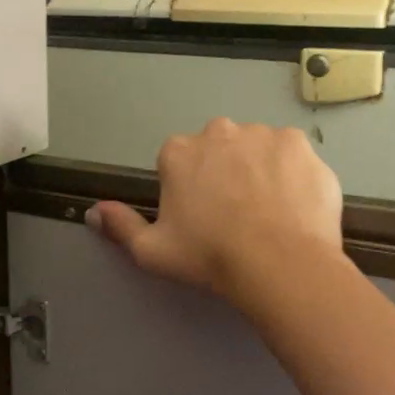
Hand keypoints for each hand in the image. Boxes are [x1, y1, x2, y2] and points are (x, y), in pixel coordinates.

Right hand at [87, 118, 345, 301]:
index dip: (189, 190)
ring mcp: (264, 134)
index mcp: (179, 151)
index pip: (179, 162)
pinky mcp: (300, 146)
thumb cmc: (210, 256)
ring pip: (257, 150)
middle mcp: (219, 131)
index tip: (201, 218)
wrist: (279, 263)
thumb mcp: (153, 250)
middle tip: (234, 216)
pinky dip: (293, 175)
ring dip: (260, 171)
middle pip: (219, 149)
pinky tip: (294, 206)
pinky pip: (293, 157)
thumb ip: (121, 226)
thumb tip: (94, 212)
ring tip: (268, 213)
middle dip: (224, 173)